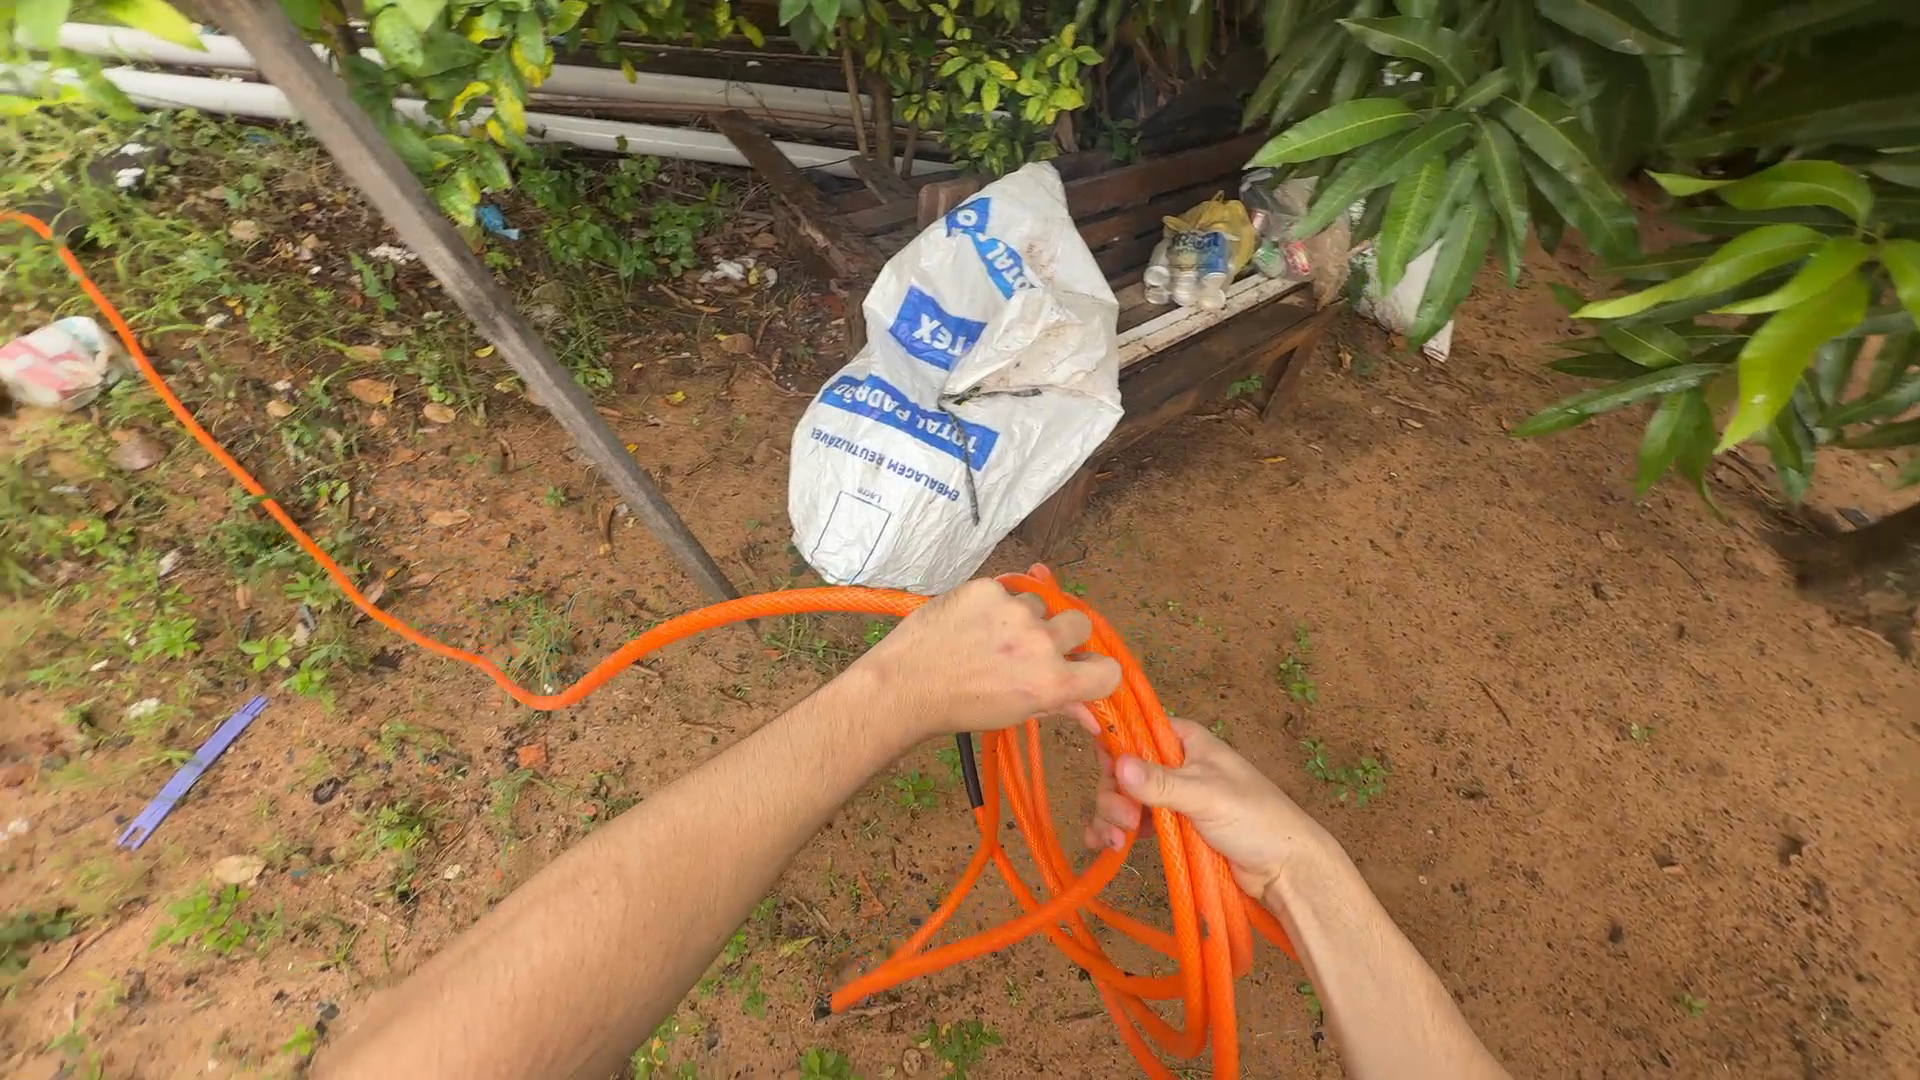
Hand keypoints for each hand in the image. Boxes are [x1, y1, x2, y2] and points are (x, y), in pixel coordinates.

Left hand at [851, 568, 1121, 741]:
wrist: (906, 684)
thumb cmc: (960, 707)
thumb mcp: (1015, 714)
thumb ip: (1058, 706)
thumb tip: (1092, 717)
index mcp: (1053, 682)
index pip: (1109, 669)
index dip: (1095, 669)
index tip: (1078, 668)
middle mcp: (1041, 642)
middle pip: (1081, 624)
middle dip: (1063, 634)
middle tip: (1032, 646)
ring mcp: (1014, 610)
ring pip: (1039, 603)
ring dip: (1024, 616)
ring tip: (990, 635)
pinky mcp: (988, 588)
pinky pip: (1006, 589)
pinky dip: (993, 603)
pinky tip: (969, 621)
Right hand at [1083, 717, 1339, 898]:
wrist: (1286, 870)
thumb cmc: (1255, 819)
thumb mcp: (1206, 795)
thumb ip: (1161, 782)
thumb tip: (1118, 765)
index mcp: (1183, 740)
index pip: (1134, 732)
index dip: (1113, 749)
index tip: (1108, 775)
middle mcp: (1171, 762)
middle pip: (1122, 770)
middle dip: (1113, 795)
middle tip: (1123, 823)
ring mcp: (1169, 795)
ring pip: (1122, 797)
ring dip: (1110, 816)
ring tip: (1114, 842)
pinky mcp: (1169, 826)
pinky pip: (1131, 822)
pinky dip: (1114, 831)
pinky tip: (1104, 846)